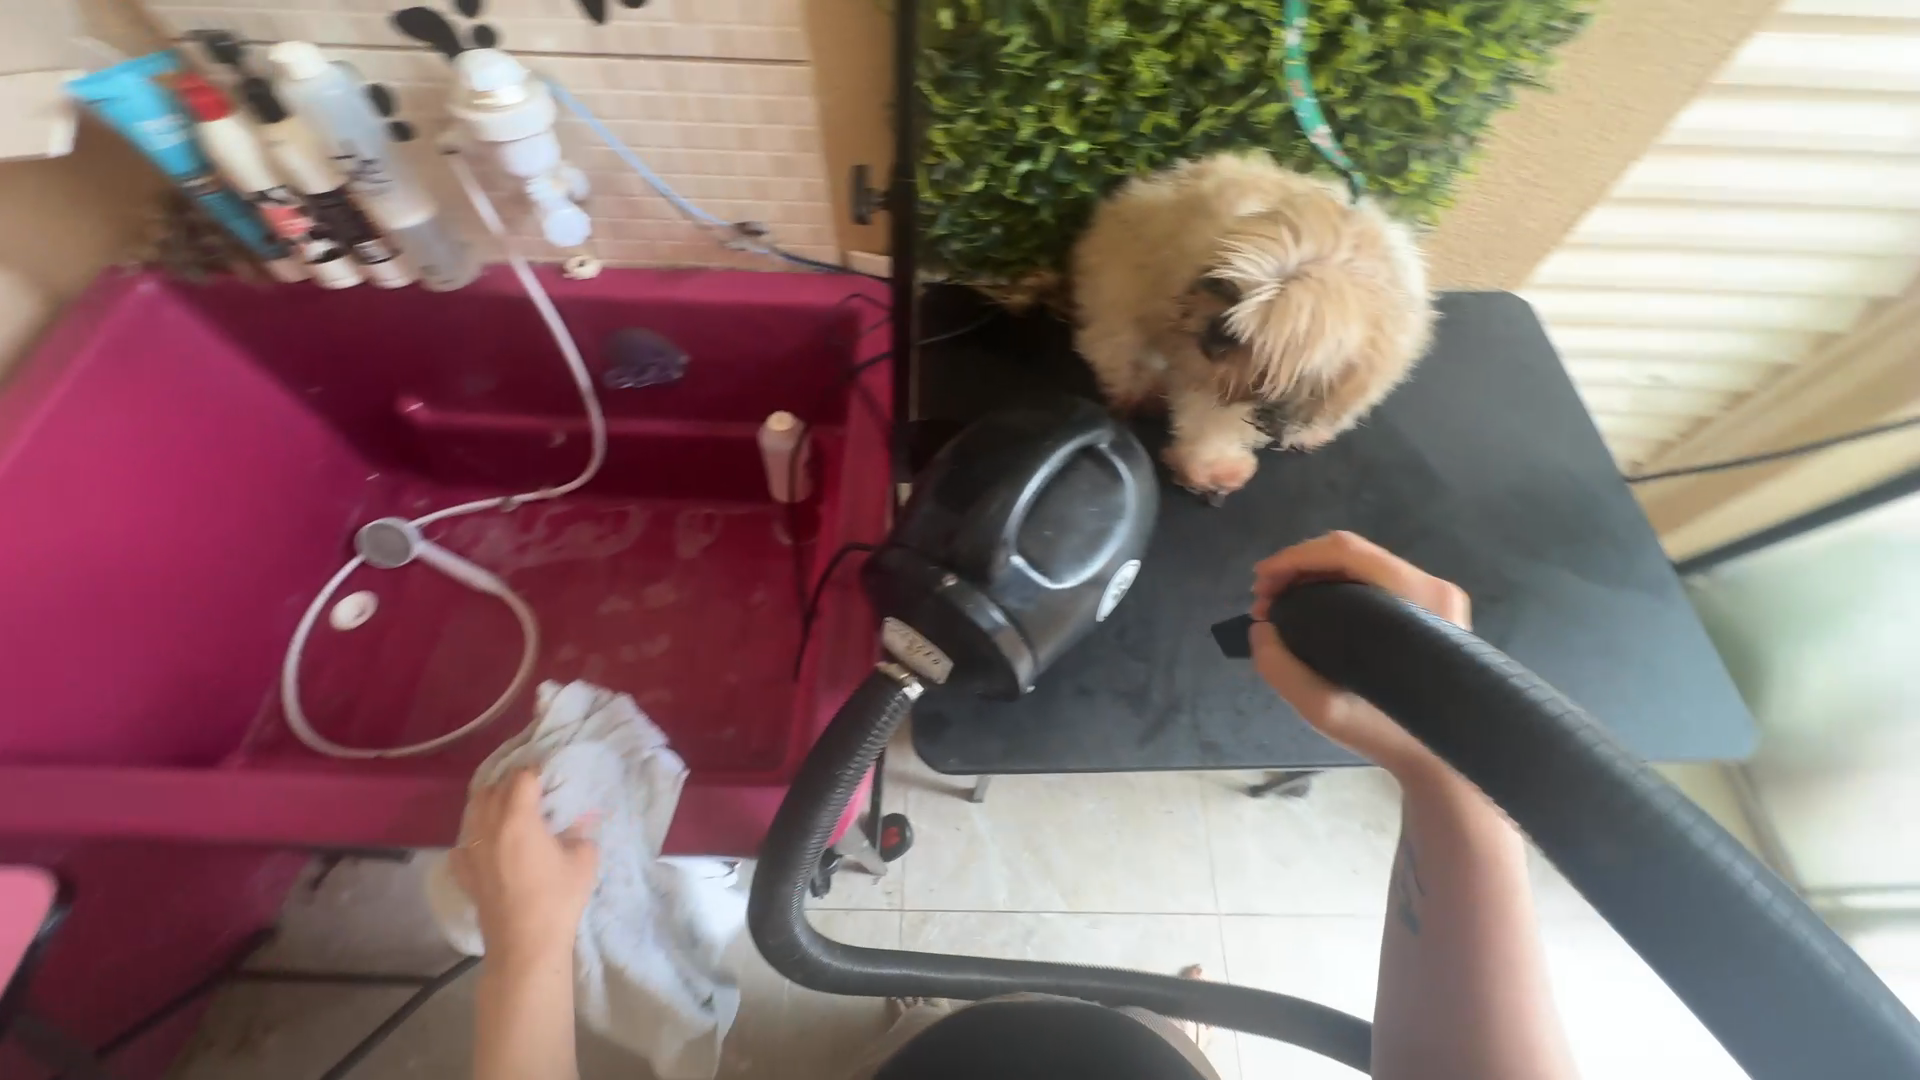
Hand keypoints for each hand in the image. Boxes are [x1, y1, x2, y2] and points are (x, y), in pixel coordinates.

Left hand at [450, 769, 598, 966]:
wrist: (525, 944)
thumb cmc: (559, 897)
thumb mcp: (585, 857)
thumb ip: (578, 832)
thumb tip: (572, 826)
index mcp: (518, 820)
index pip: (521, 778)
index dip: (537, 771)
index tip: (551, 775)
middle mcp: (488, 830)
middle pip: (491, 789)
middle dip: (511, 782)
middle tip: (533, 788)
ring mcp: (471, 852)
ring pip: (472, 811)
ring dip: (490, 802)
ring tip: (510, 807)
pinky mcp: (464, 873)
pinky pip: (463, 841)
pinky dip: (475, 833)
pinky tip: (490, 841)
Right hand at [1248, 531, 1471, 782]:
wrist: (1445, 764)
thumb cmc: (1387, 734)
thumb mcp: (1322, 708)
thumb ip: (1279, 667)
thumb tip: (1261, 628)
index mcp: (1414, 598)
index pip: (1344, 552)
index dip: (1292, 559)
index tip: (1258, 584)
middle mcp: (1430, 587)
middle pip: (1349, 553)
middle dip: (1295, 566)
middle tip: (1262, 598)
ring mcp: (1433, 596)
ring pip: (1358, 564)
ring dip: (1310, 576)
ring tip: (1279, 604)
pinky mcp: (1428, 609)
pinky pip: (1370, 581)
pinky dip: (1331, 586)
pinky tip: (1309, 608)